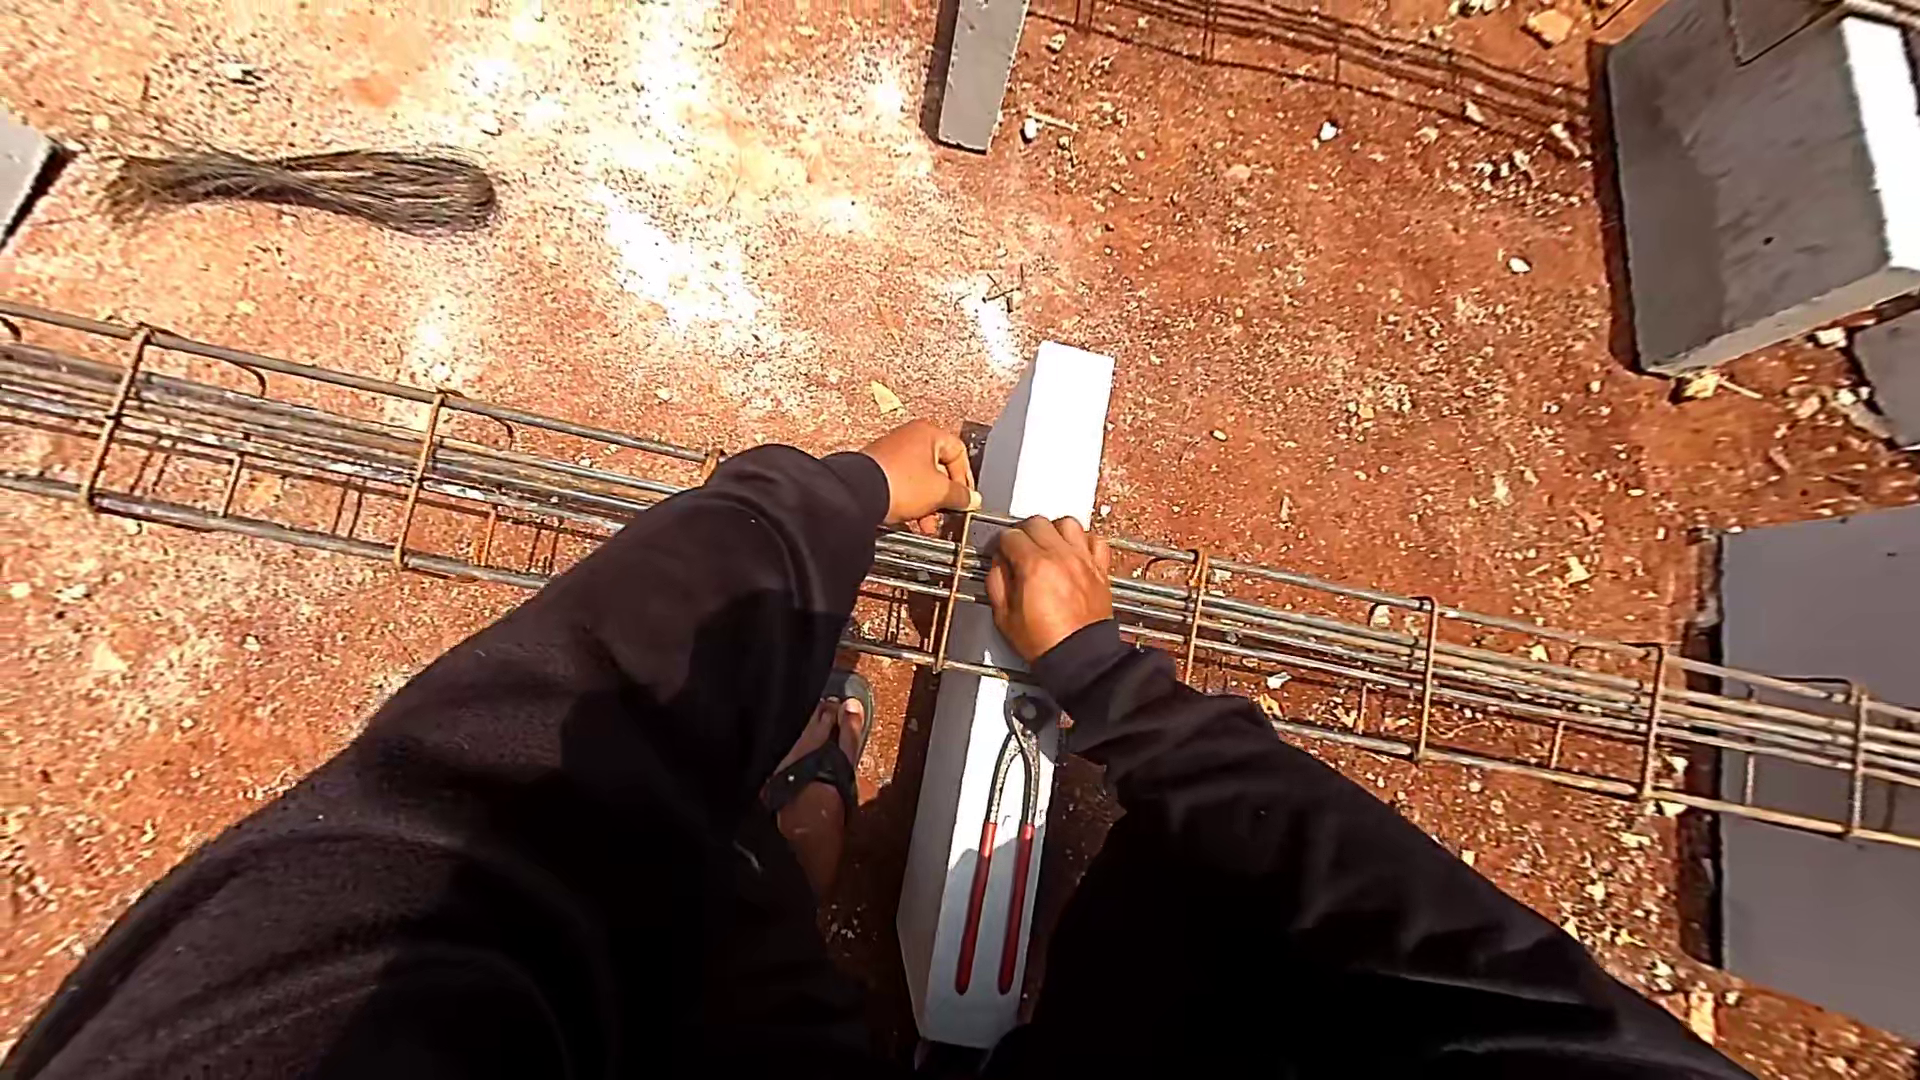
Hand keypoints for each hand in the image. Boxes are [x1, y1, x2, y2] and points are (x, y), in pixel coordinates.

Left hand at [860, 420, 979, 528]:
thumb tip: (971, 499)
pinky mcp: (878, 471)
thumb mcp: (940, 492)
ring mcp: (891, 454)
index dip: (965, 477)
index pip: (958, 452)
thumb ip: (961, 495)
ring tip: (927, 524)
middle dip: (944, 497)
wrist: (859, 495)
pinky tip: (912, 521)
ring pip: (920, 481)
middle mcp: (909, 438)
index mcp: (927, 433)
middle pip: (938, 469)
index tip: (965, 497)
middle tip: (947, 512)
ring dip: (928, 505)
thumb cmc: (900, 483)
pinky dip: (911, 503)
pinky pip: (902, 486)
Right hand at [986, 516, 1113, 660]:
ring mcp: (1083, 560)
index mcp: (1034, 566)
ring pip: (1068, 523)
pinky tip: (1073, 551)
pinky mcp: (1099, 569)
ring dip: (1053, 530)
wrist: (1080, 658)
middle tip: (1019, 547)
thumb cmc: (1045, 642)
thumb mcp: (1004, 616)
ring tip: (1047, 544)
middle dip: (1023, 532)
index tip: (1000, 552)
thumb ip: (996, 582)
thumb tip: (998, 563)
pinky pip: (1095, 540)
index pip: (1011, 536)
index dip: (1001, 544)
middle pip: (1037, 522)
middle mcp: (1061, 557)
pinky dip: (1083, 540)